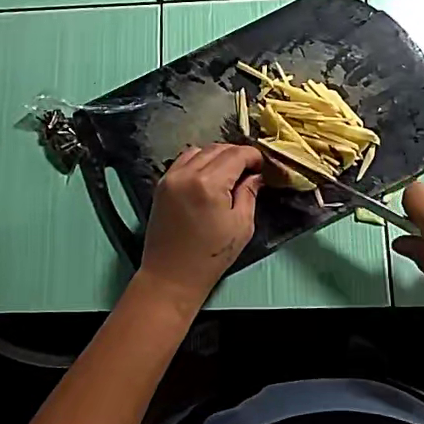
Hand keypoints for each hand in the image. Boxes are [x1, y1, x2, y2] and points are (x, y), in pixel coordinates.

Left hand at [137, 144, 263, 305]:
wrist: (170, 274)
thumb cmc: (209, 256)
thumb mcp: (241, 226)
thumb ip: (249, 194)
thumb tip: (255, 176)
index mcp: (208, 183)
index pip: (235, 154)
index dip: (253, 156)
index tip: (262, 166)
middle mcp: (186, 174)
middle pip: (216, 148)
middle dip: (236, 154)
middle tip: (250, 170)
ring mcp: (170, 177)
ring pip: (198, 151)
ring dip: (216, 155)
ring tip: (229, 173)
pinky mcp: (161, 184)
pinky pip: (182, 161)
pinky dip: (198, 162)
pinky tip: (208, 177)